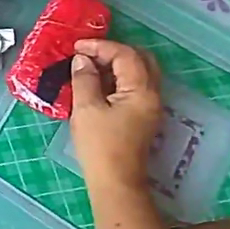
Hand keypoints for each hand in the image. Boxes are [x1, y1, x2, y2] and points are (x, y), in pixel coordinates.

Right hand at [69, 39, 162, 195]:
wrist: (115, 182)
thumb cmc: (100, 146)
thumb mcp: (86, 109)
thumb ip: (85, 79)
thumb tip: (82, 60)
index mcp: (141, 90)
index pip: (125, 55)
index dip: (100, 46)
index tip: (77, 47)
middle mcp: (153, 94)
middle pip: (140, 59)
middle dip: (114, 51)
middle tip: (88, 53)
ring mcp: (150, 106)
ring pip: (139, 73)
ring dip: (117, 65)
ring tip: (91, 67)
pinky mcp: (144, 117)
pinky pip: (135, 87)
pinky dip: (119, 79)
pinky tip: (99, 85)